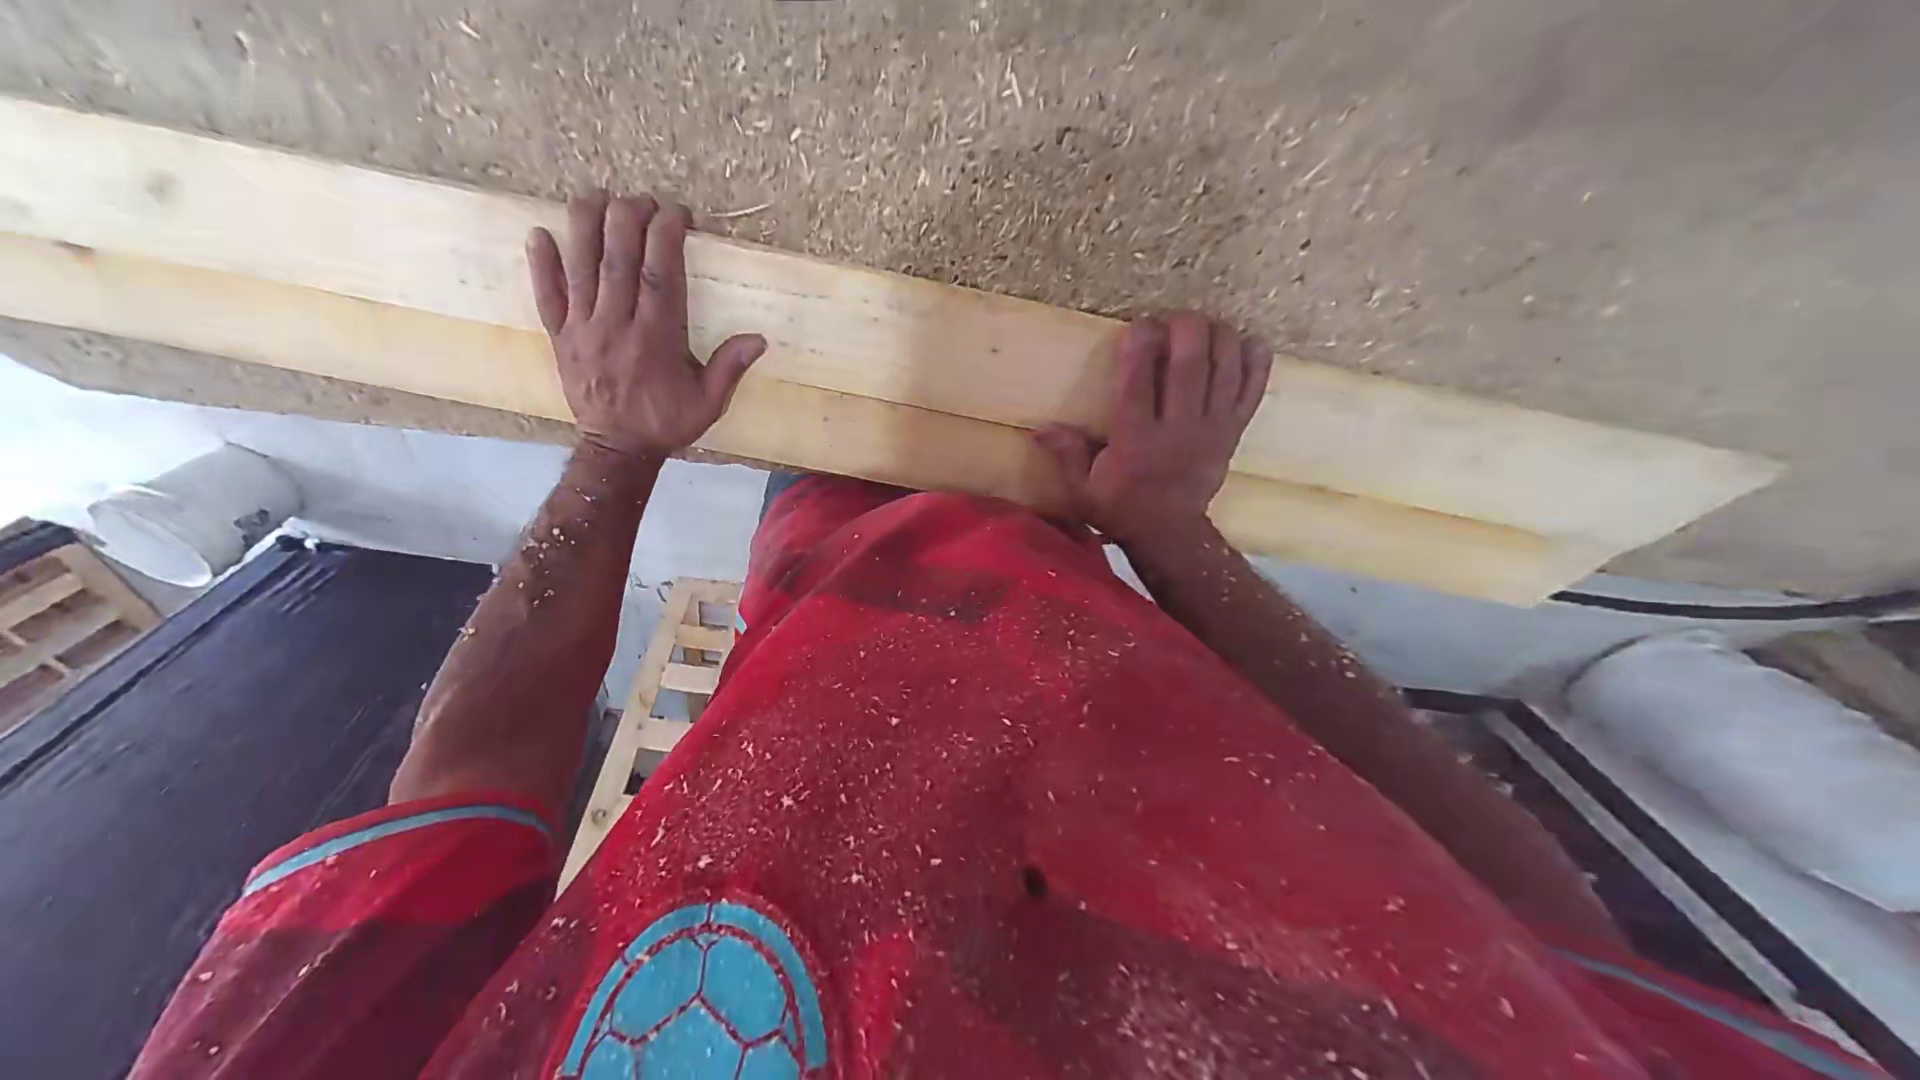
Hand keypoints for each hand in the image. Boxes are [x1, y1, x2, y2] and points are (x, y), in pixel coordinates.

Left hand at [527, 192, 766, 458]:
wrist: (618, 448)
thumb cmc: (668, 422)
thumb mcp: (709, 403)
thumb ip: (730, 368)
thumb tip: (759, 339)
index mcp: (655, 339)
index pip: (659, 274)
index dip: (666, 235)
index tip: (676, 212)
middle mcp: (616, 326)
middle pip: (617, 259)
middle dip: (629, 218)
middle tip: (642, 199)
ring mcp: (582, 330)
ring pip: (580, 267)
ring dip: (585, 225)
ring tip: (595, 195)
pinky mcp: (560, 337)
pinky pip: (546, 295)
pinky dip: (541, 264)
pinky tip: (539, 234)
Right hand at [1034, 312, 1271, 545]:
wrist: (1169, 534)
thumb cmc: (1121, 508)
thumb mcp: (1083, 489)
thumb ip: (1067, 454)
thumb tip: (1041, 428)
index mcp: (1137, 440)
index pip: (1140, 382)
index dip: (1141, 345)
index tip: (1139, 322)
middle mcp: (1178, 429)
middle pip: (1190, 365)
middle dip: (1184, 329)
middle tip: (1173, 317)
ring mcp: (1211, 429)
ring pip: (1224, 369)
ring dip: (1218, 336)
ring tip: (1204, 323)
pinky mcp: (1233, 432)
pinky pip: (1252, 390)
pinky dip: (1255, 362)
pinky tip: (1248, 342)